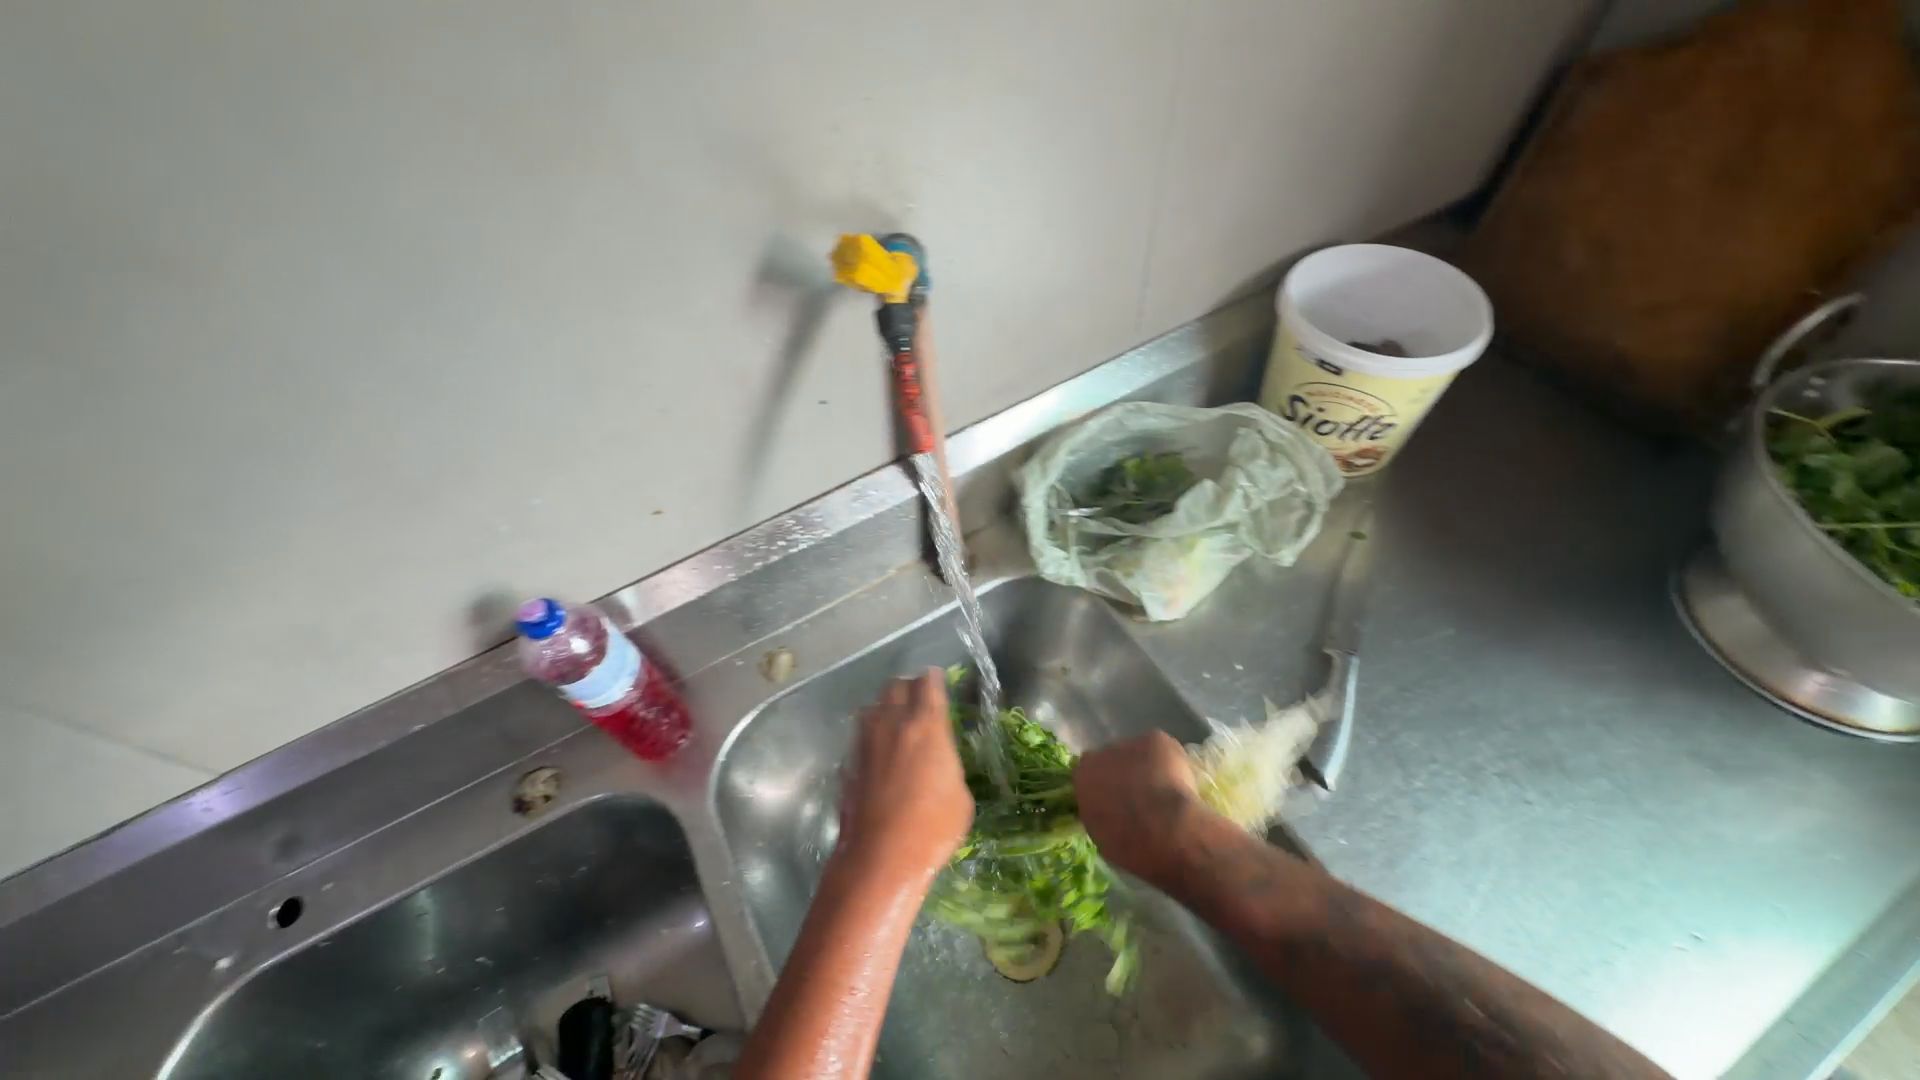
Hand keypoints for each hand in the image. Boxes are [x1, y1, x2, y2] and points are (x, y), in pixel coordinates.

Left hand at [837, 670, 974, 882]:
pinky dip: (871, 735)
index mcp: (927, 726)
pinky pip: (861, 735)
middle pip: (896, 686)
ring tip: (895, 722)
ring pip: (873, 707)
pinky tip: (879, 753)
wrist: (881, 857)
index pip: (929, 685)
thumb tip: (939, 760)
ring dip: (885, 707)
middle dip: (907, 687)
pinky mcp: (849, 762)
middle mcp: (893, 724)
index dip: (934, 679)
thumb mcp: (960, 796)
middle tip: (917, 697)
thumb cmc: (933, 828)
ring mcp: (865, 741)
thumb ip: (948, 765)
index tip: (936, 678)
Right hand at [1073, 732, 1209, 886]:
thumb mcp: (1100, 835)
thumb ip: (1099, 812)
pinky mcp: (1156, 739)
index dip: (1104, 784)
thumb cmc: (1129, 843)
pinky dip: (1171, 761)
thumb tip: (1109, 811)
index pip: (1089, 773)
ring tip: (1165, 791)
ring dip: (1147, 766)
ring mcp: (1130, 742)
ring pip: (1139, 752)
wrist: (1163, 829)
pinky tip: (1179, 782)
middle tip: (1142, 795)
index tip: (1116, 799)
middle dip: (1125, 772)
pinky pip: (1162, 748)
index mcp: (1083, 777)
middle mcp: (1101, 753)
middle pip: (1112, 758)